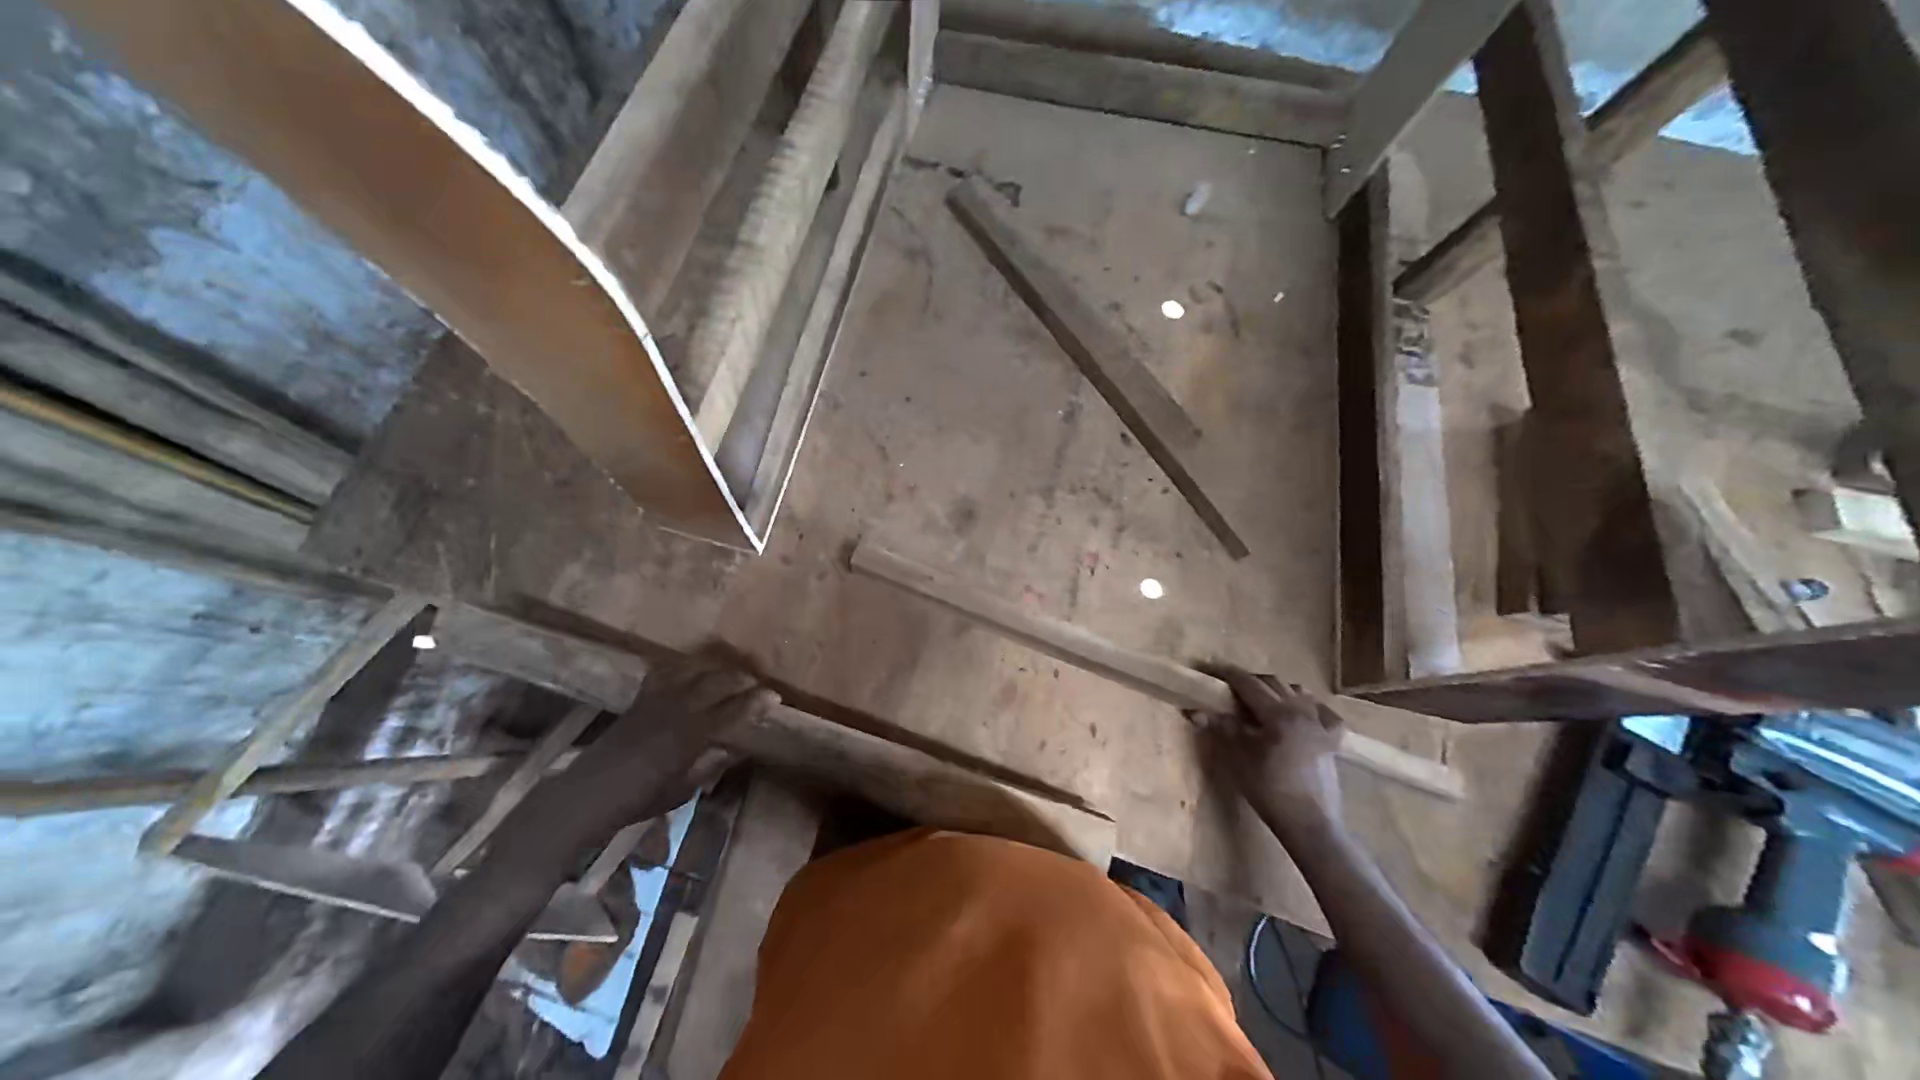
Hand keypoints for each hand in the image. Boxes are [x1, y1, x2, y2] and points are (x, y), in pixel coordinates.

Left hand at [528, 658, 779, 844]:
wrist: (588, 795)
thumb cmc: (638, 800)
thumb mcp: (682, 790)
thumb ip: (710, 765)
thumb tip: (736, 748)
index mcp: (691, 735)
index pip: (732, 711)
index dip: (756, 702)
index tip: (775, 697)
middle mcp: (677, 709)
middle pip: (717, 682)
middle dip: (742, 679)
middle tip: (759, 684)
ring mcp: (656, 699)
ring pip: (694, 671)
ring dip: (717, 668)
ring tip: (732, 672)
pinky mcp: (640, 698)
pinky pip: (666, 672)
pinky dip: (684, 666)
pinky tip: (692, 669)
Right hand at [1197, 669, 1344, 833]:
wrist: (1310, 823)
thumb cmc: (1269, 790)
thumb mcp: (1238, 757)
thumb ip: (1220, 728)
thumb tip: (1196, 710)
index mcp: (1277, 713)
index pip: (1248, 682)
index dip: (1226, 674)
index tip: (1208, 669)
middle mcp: (1302, 711)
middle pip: (1272, 682)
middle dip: (1249, 680)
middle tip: (1228, 689)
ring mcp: (1320, 725)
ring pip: (1298, 692)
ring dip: (1276, 690)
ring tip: (1260, 700)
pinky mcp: (1332, 742)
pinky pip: (1323, 713)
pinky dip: (1310, 706)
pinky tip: (1302, 712)